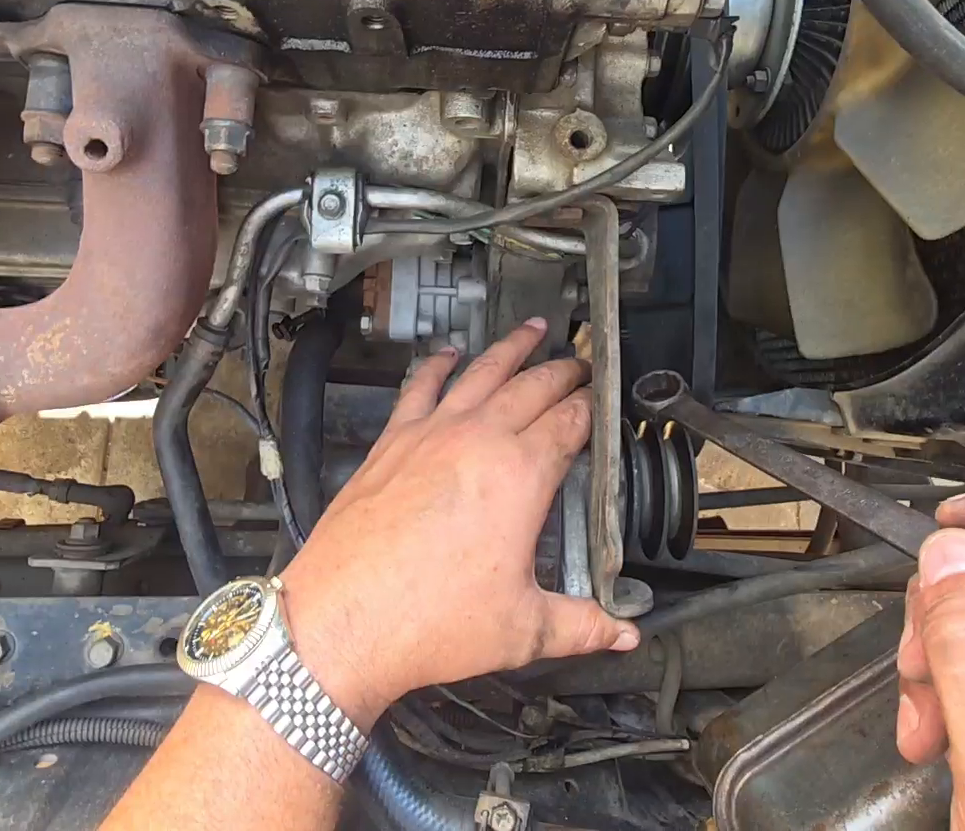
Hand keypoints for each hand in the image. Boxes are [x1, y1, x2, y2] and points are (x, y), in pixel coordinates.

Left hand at [279, 319, 639, 729]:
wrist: (341, 621)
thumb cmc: (425, 621)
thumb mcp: (521, 628)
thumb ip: (583, 626)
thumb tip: (623, 634)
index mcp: (520, 475)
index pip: (570, 422)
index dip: (592, 408)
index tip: (602, 401)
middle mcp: (478, 440)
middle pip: (533, 387)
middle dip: (564, 371)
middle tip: (582, 364)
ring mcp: (432, 434)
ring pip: (483, 373)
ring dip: (513, 348)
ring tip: (534, 330)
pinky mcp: (394, 441)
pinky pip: (420, 388)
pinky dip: (436, 365)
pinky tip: (447, 354)